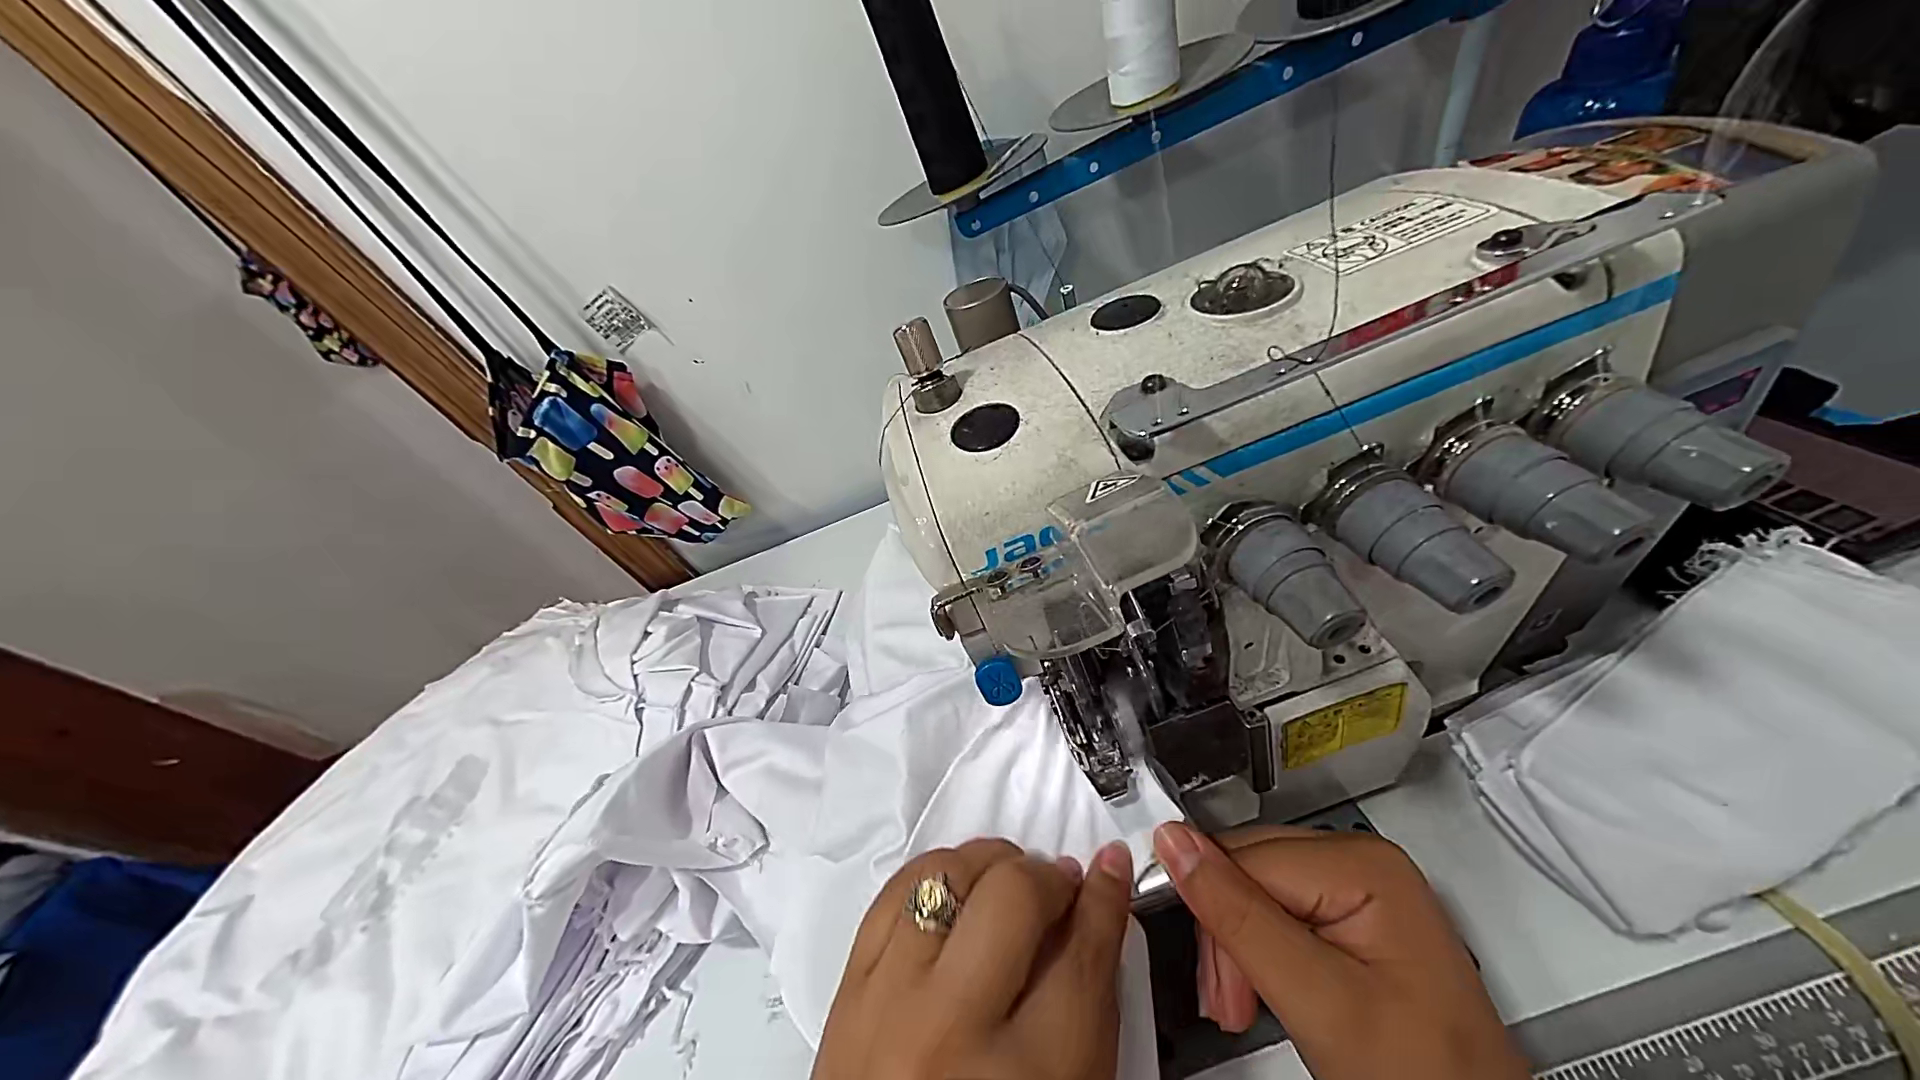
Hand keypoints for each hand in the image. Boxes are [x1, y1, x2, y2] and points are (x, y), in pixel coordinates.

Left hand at [812, 837, 1134, 1079]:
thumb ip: (1087, 1007)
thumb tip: (1094, 913)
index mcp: (1028, 1079)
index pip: (1084, 955)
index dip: (1106, 898)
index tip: (1110, 870)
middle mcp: (952, 1033)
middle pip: (1015, 899)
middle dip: (1050, 877)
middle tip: (1062, 886)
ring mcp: (889, 1003)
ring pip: (948, 877)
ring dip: (990, 862)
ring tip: (1009, 878)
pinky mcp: (848, 989)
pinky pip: (893, 893)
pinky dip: (933, 874)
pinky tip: (957, 886)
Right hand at [1153, 822, 1529, 1079]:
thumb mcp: (1318, 1000)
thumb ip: (1238, 915)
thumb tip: (1175, 845)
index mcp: (1361, 863)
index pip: (1240, 858)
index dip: (1212, 914)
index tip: (1212, 974)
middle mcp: (1359, 862)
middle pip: (1243, 869)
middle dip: (1224, 936)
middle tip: (1229, 998)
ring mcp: (1356, 887)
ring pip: (1249, 889)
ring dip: (1234, 947)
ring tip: (1244, 1003)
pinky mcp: (1347, 915)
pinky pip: (1271, 908)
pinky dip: (1255, 951)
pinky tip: (1263, 987)